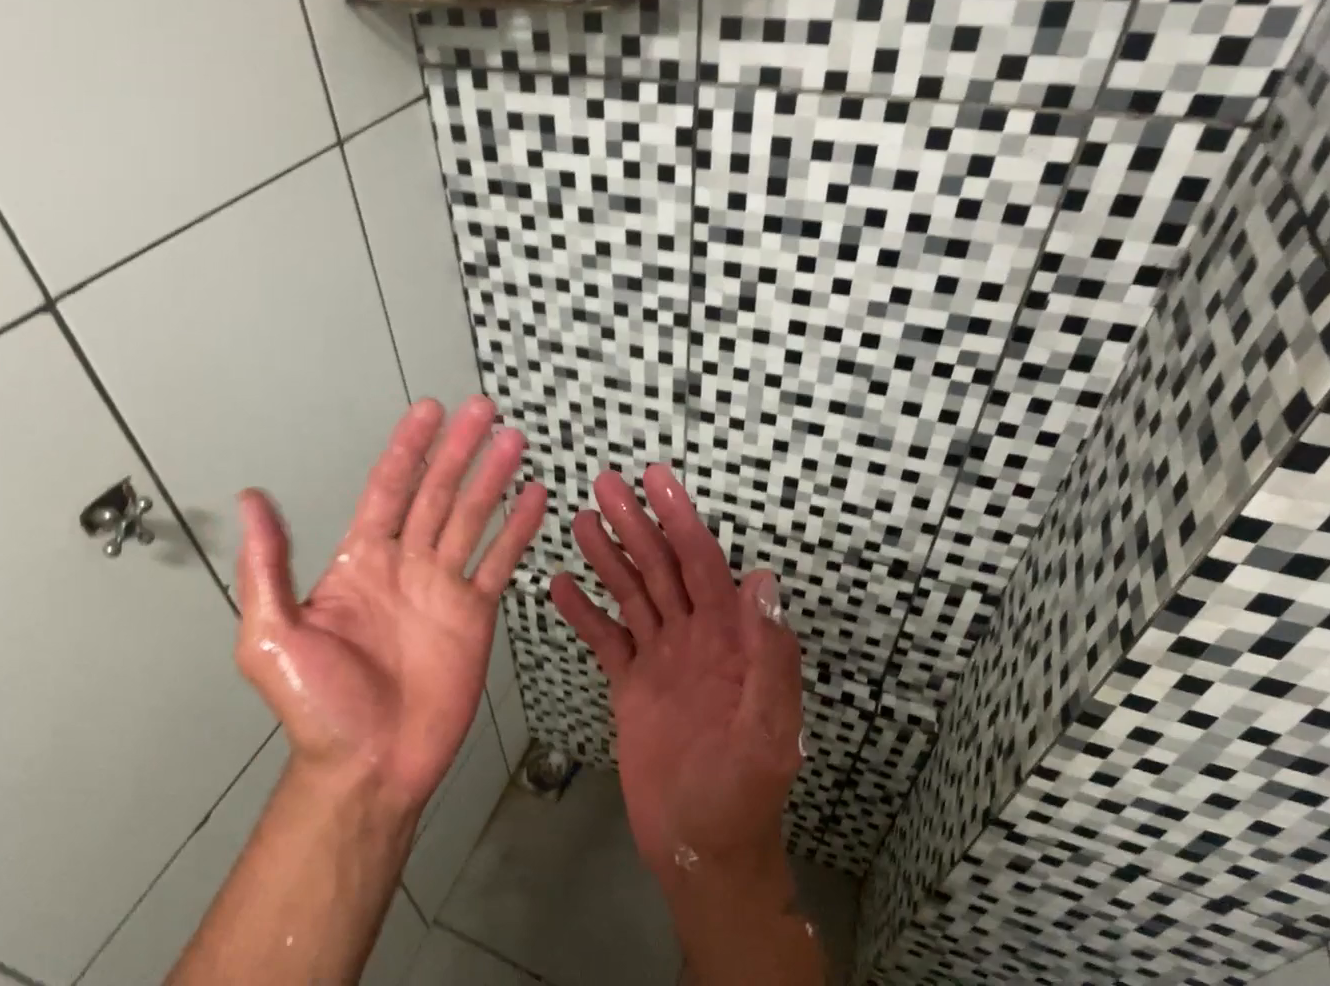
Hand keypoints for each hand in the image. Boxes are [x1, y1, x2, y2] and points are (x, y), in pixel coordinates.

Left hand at [234, 397, 547, 812]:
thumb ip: (267, 566)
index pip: (388, 489)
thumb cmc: (317, 708)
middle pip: (437, 493)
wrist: (368, 767)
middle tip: (484, 410)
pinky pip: (498, 562)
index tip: (429, 412)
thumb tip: (253, 499)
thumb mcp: (272, 636)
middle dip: (460, 450)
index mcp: (358, 563)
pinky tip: (534, 499)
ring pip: (472, 518)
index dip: (409, 449)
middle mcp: (403, 566)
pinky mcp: (473, 615)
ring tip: (514, 441)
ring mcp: (442, 589)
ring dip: (493, 479)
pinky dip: (517, 530)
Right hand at [549, 464, 803, 881]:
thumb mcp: (769, 731)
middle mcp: (694, 639)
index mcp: (729, 640)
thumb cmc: (743, 794)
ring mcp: (661, 661)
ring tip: (581, 519)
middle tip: (605, 483)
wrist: (702, 849)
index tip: (656, 480)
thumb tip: (762, 580)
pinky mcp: (632, 688)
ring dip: (609, 557)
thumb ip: (769, 657)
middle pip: (662, 568)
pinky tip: (560, 585)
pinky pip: (606, 640)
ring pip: (632, 595)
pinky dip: (584, 613)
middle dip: (636, 524)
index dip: (680, 520)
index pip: (703, 564)